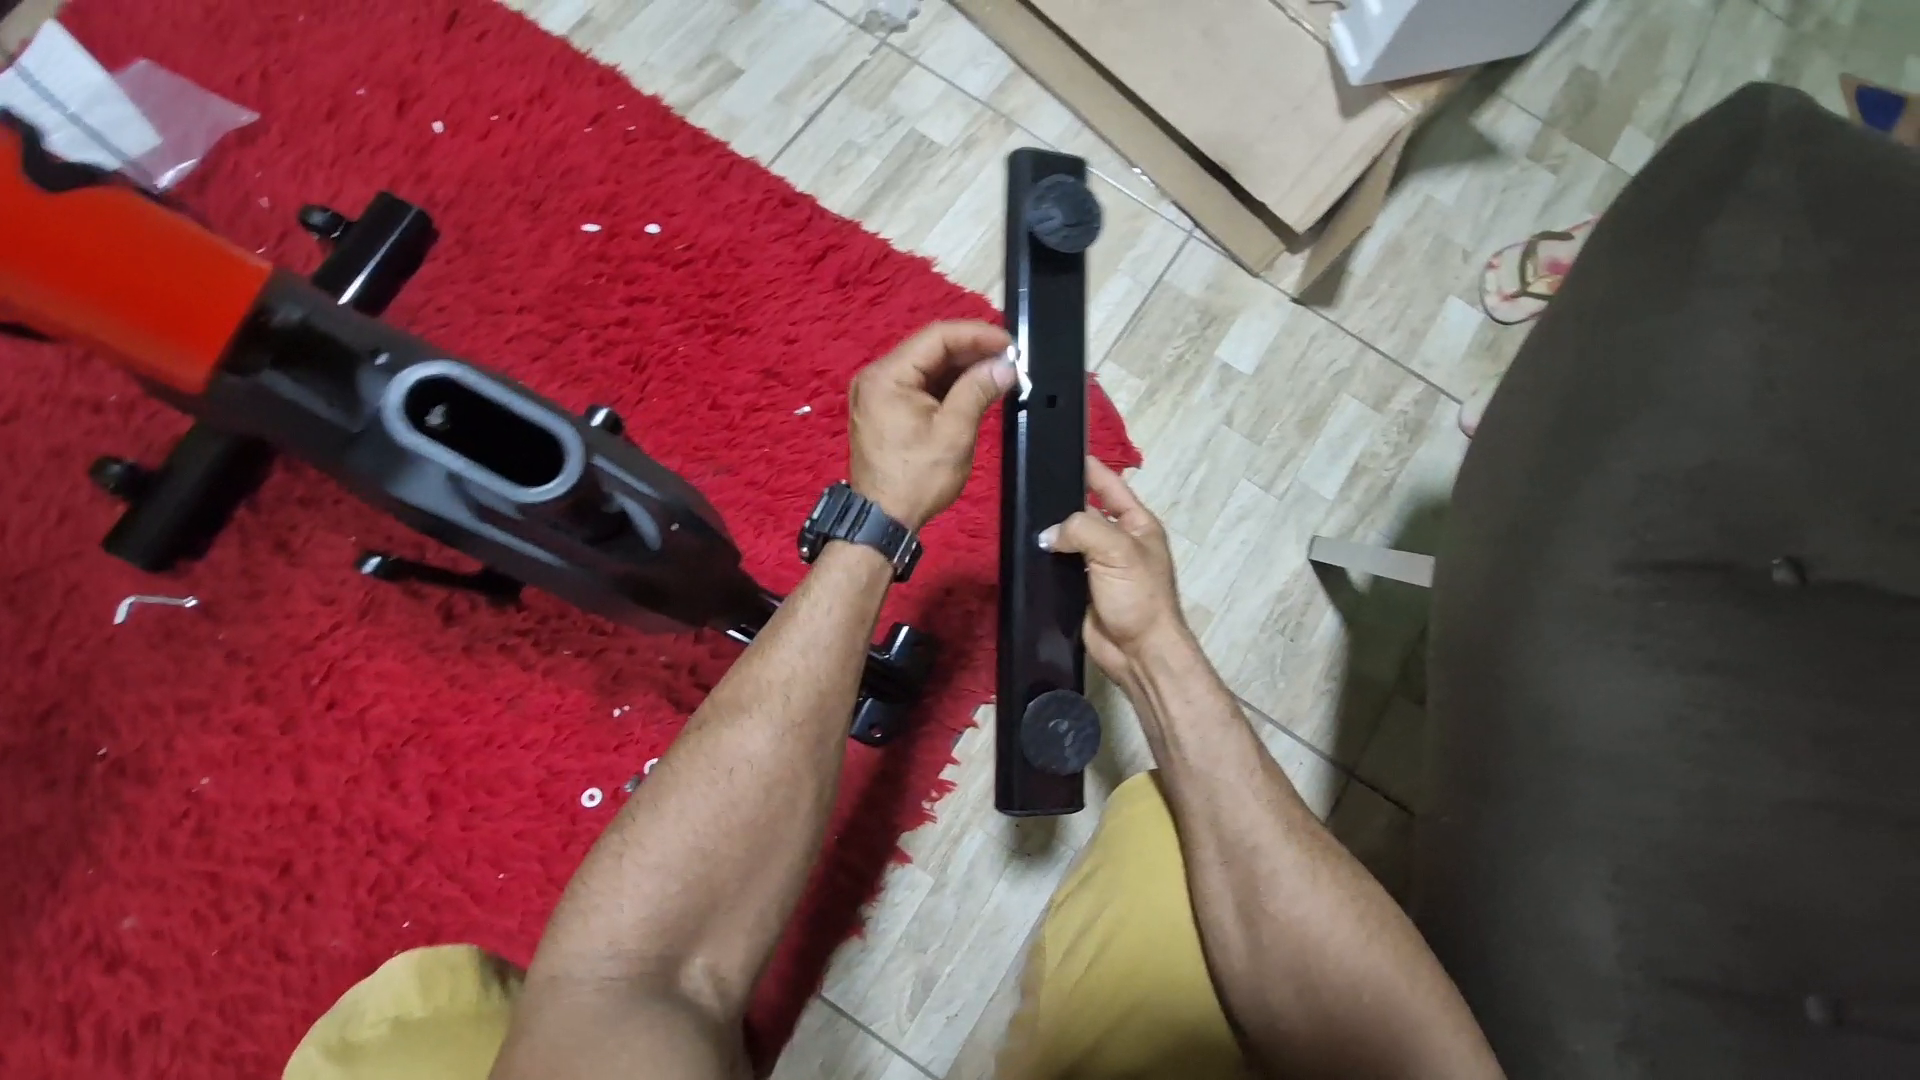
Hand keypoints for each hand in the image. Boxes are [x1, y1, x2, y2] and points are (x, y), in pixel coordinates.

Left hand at [848, 321, 1015, 529]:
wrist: (883, 520)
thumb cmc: (917, 479)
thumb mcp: (954, 433)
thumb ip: (978, 391)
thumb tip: (1005, 366)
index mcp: (887, 376)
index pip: (936, 337)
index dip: (976, 335)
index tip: (1009, 344)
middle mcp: (877, 377)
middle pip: (930, 350)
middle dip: (971, 352)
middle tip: (1009, 359)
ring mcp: (878, 394)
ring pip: (926, 368)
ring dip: (962, 369)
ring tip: (998, 372)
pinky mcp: (885, 410)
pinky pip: (919, 387)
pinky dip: (947, 386)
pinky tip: (975, 389)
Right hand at [1039, 458, 1189, 681]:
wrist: (1138, 652)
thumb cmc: (1138, 596)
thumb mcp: (1117, 550)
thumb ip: (1081, 529)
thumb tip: (1047, 534)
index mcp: (1137, 523)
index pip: (1110, 484)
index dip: (1089, 467)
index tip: (1060, 450)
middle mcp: (1117, 540)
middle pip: (1084, 511)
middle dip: (1059, 501)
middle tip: (1025, 486)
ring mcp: (1098, 565)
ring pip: (1067, 538)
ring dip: (1048, 532)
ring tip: (1017, 515)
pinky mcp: (1079, 588)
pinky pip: (1057, 565)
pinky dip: (1042, 559)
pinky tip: (1022, 551)